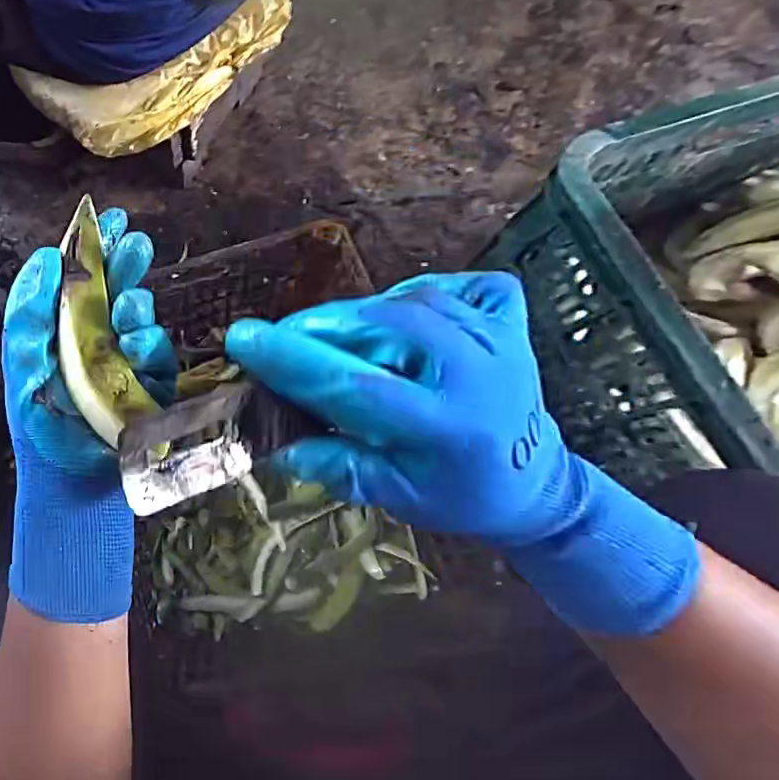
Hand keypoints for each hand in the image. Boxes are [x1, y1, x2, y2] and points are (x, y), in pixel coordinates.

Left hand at [2, 208, 176, 623]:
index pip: (80, 282)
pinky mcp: (150, 390)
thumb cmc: (40, 426)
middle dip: (126, 265)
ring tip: (130, 305)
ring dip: (137, 305)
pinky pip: (157, 359)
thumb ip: (27, 314)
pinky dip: (150, 344)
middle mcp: (96, 344)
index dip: (92, 248)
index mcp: (62, 334)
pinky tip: (140, 339)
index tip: (106, 219)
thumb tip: (46, 259)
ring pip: (140, 321)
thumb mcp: (22, 366)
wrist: (68, 486)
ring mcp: (126, 366)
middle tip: (135, 242)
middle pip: (116, 293)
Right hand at [225, 273, 698, 635]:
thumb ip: (336, 466)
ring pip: (410, 298)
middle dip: (318, 327)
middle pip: (381, 327)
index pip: (355, 383)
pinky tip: (397, 315)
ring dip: (359, 312)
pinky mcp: (507, 318)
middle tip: (280, 339)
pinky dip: (415, 291)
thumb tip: (275, 442)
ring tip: (330, 335)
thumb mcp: (395, 494)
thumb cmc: (458, 495)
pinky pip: (453, 284)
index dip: (292, 359)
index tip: (244, 339)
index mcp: (447, 426)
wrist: (534, 482)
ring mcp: (498, 337)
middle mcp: (477, 371)